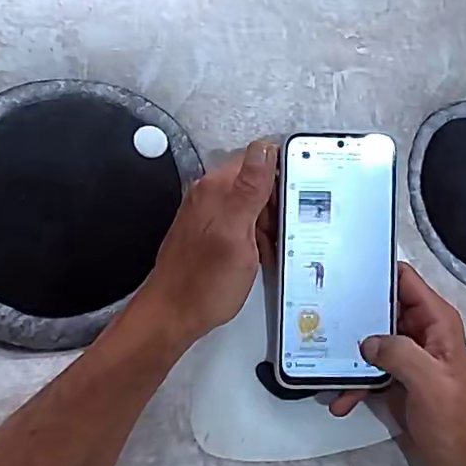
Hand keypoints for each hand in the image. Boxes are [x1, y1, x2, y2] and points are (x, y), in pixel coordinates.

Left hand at [126, 138, 277, 343]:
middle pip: (259, 179)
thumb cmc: (203, 282)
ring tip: (268, 246)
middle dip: (278, 201)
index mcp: (218, 187)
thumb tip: (265, 148)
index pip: (261, 157)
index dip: (284, 174)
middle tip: (281, 229)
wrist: (172, 317)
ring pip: (255, 202)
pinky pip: (246, 220)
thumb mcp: (237, 233)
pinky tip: (258, 253)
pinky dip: (258, 233)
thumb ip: (251, 188)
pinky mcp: (213, 229)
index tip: (294, 197)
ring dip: (270, 220)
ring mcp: (211, 211)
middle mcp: (211, 193)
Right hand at [331, 262, 465, 465]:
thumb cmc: (453, 418)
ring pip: (373, 340)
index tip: (347, 272)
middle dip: (356, 315)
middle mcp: (423, 331)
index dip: (380, 272)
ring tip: (328, 367)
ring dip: (351, 356)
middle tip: (323, 317)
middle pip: (384, 308)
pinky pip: (372, 369)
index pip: (406, 281)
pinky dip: (356, 382)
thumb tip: (367, 341)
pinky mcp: (399, 377)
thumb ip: (399, 353)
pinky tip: (341, 399)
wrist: (461, 463)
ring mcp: (410, 354)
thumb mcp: (429, 381)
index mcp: (437, 321)